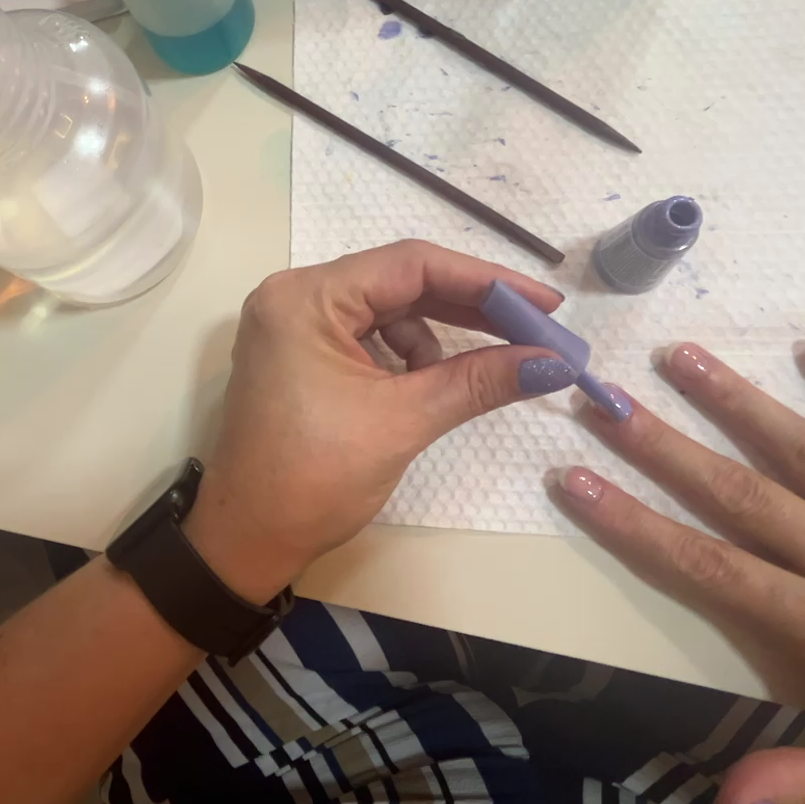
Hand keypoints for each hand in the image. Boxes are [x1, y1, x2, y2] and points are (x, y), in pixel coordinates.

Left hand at [185, 240, 583, 601]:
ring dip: (435, 334)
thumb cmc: (315, 478)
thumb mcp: (402, 421)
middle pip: (398, 281)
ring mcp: (293, 322)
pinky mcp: (299, 349)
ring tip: (472, 373)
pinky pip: (366, 333)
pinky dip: (404, 352)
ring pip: (385, 308)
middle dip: (469, 307)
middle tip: (535, 330)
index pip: (409, 265)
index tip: (545, 305)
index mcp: (305, 297)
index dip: (485, 280)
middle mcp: (294, 295)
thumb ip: (479, 380)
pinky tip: (426, 382)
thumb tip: (555, 362)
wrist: (249, 538)